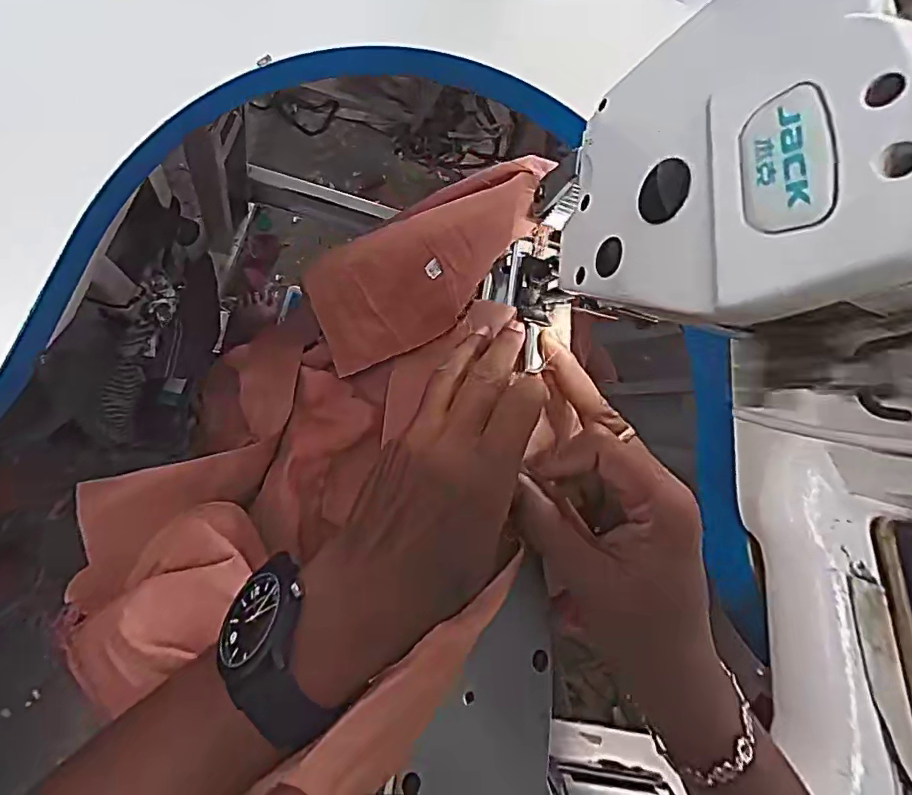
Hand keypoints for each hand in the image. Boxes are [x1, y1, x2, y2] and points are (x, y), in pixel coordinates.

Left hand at [289, 323, 544, 706]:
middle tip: (517, 329)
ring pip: (450, 377)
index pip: (519, 404)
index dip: (534, 384)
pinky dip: (445, 371)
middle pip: (485, 380)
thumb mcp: (495, 542)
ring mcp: (421, 436)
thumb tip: (517, 464)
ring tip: (485, 330)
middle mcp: (453, 443)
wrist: (370, 583)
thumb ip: (510, 493)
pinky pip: (427, 393)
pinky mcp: (398, 438)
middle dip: (505, 350)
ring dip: (470, 349)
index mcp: (486, 471)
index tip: (541, 375)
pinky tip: (452, 364)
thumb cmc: (435, 579)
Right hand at [517, 334, 736, 762]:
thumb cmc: (647, 637)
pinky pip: (599, 469)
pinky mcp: (635, 507)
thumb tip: (513, 485)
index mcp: (661, 499)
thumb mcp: (590, 580)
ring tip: (546, 377)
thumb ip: (548, 526)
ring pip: (604, 442)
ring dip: (571, 415)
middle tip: (550, 349)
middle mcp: (659, 487)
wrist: (677, 673)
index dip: (560, 457)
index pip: (603, 448)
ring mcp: (649, 494)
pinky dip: (571, 457)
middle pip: (611, 425)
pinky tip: (550, 438)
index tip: (531, 479)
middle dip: (576, 386)